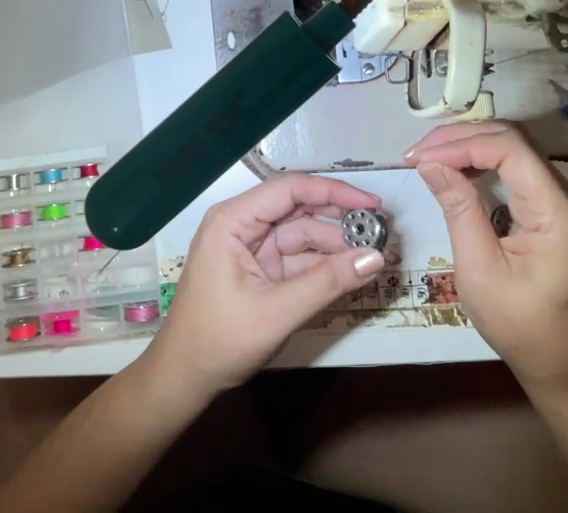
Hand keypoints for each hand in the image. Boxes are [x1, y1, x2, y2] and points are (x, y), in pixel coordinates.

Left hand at [143, 174, 387, 396]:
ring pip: (302, 235)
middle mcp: (242, 225)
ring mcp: (251, 248)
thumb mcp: (277, 311)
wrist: (185, 377)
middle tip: (382, 232)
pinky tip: (353, 272)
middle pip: (299, 209)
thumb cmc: (219, 339)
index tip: (374, 203)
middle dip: (340, 220)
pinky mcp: (260, 271)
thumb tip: (376, 257)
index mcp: (233, 220)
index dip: (334, 193)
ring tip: (376, 255)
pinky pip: (298, 259)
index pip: (290, 190)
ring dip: (337, 246)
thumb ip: (327, 282)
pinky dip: (325, 266)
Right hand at [406, 122, 567, 395]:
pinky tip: (456, 170)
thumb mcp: (480, 270)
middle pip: (513, 140)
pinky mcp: (556, 210)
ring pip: (515, 149)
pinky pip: (519, 169)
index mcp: (556, 213)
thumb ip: (458, 210)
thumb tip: (430, 163)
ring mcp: (565, 202)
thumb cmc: (521, 326)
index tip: (419, 158)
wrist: (565, 365)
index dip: (461, 144)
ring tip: (428, 158)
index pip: (509, 149)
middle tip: (416, 154)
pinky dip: (484, 162)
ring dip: (470, 146)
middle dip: (461, 138)